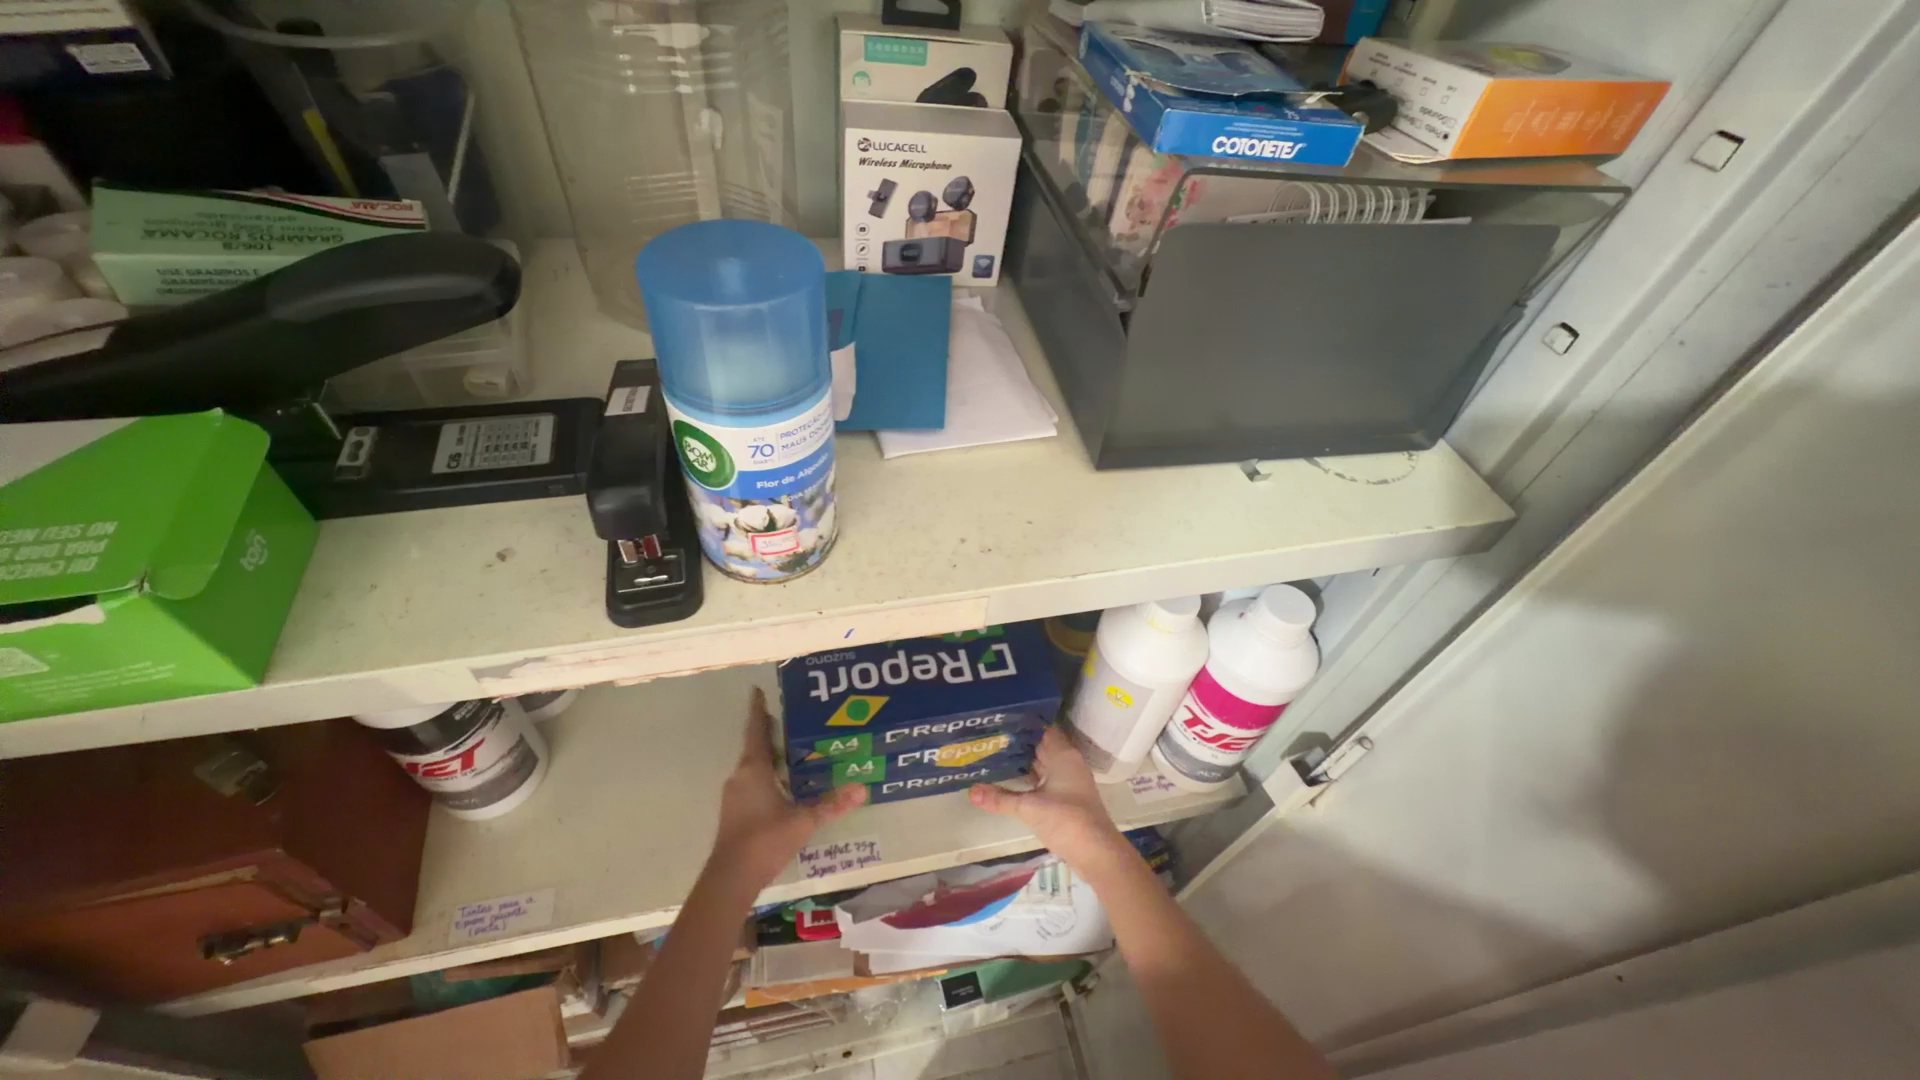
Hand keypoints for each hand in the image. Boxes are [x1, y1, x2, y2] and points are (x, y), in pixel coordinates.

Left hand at [708, 688, 866, 888]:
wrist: (731, 877)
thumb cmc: (765, 839)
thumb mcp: (803, 820)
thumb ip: (831, 804)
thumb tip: (861, 788)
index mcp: (753, 769)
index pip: (756, 730)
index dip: (757, 710)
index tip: (757, 690)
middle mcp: (740, 776)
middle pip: (754, 746)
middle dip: (769, 731)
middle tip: (790, 718)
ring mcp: (734, 795)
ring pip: (753, 765)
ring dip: (769, 754)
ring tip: (792, 747)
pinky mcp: (734, 811)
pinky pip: (751, 781)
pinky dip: (766, 774)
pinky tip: (783, 782)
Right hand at [970, 727, 1133, 877]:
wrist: (1096, 852)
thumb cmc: (1066, 820)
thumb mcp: (1029, 807)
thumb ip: (1000, 799)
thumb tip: (971, 791)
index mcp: (1063, 755)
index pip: (1042, 728)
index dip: (1022, 722)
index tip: (999, 719)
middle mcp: (1068, 762)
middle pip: (1041, 745)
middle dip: (1018, 742)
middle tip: (989, 736)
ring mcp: (1069, 780)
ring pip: (1043, 763)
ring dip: (1023, 761)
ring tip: (994, 754)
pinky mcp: (1067, 797)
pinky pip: (1045, 778)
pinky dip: (1030, 778)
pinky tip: (1011, 780)